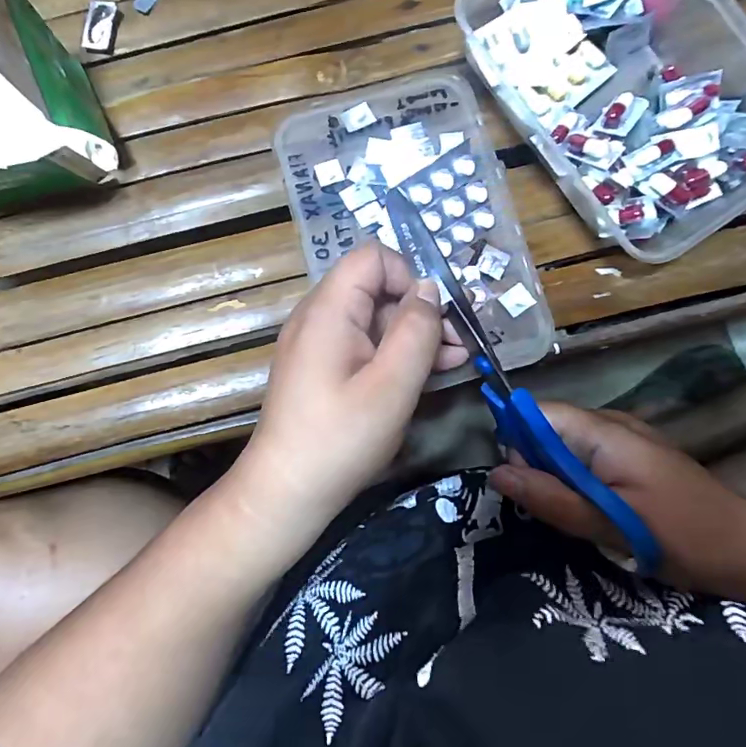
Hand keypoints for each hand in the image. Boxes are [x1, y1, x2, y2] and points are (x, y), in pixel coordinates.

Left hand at [232, 245, 465, 536]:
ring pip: (372, 318)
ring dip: (413, 335)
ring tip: (453, 363)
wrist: (287, 489)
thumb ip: (416, 330)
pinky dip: (392, 353)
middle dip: (420, 310)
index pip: (372, 258)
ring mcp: (315, 343)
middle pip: (374, 288)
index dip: (409, 277)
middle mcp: (316, 317)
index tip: (436, 318)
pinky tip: (424, 374)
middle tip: (458, 347)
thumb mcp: (392, 384)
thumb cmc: (340, 438)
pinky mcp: (319, 368)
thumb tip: (430, 289)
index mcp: (327, 310)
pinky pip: (360, 344)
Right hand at [488, 401, 745, 598]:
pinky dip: (575, 482)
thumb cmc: (684, 538)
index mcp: (605, 432)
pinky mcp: (632, 457)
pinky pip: (584, 458)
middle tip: (549, 510)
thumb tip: (496, 473)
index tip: (518, 483)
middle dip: (535, 465)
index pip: (536, 413)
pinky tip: (591, 512)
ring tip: (571, 515)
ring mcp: (625, 439)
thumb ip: (552, 499)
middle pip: (547, 429)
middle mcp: (612, 425)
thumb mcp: (610, 525)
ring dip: (555, 477)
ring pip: (564, 447)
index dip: (516, 441)